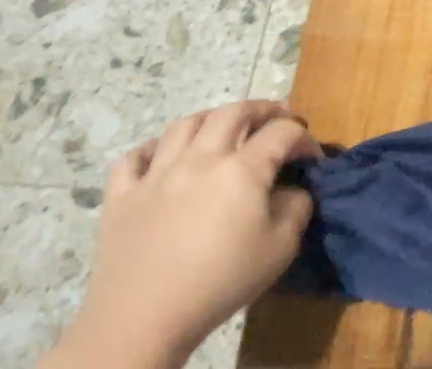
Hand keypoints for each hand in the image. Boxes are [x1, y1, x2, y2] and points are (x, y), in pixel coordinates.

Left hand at [42, 101, 322, 368]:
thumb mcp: (281, 247)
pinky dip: (152, 149)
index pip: (283, 132)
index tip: (312, 158)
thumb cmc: (220, 282)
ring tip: (225, 130)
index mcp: (243, 169)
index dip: (304, 138)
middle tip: (277, 120)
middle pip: (233, 112)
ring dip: (211, 119)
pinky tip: (164, 157)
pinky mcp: (120, 198)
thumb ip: (297, 207)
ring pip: (184, 125)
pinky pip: (132, 158)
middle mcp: (200, 160)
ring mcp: (155, 176)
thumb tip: (291, 189)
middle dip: (263, 109)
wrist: (141, 322)